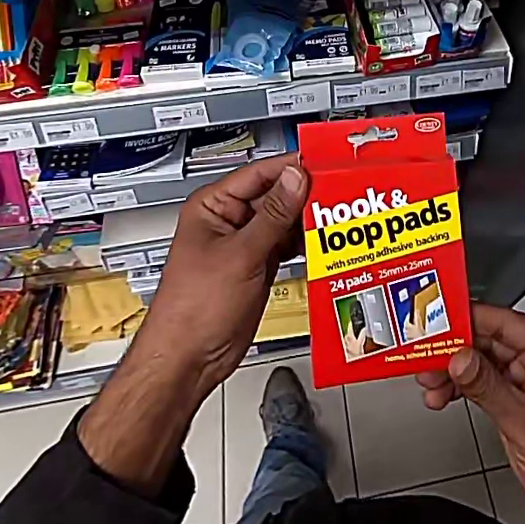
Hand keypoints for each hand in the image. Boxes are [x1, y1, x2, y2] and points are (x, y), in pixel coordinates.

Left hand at [81, 154, 308, 494]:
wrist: (189, 360)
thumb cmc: (192, 310)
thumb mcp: (240, 255)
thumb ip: (273, 215)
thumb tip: (294, 179)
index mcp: (212, 206)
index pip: (258, 173)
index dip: (289, 167)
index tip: (320, 163)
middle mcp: (229, 220)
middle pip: (274, 195)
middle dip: (303, 194)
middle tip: (335, 190)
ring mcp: (245, 243)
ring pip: (282, 219)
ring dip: (305, 219)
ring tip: (333, 215)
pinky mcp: (258, 264)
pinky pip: (285, 243)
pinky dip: (303, 242)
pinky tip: (321, 242)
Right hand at [417, 304, 524, 523]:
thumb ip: (487, 385)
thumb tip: (459, 357)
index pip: (504, 321)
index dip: (467, 319)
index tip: (436, 320)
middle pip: (488, 338)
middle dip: (454, 349)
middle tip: (425, 354)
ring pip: (481, 359)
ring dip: (453, 370)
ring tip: (430, 381)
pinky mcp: (519, 396)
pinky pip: (484, 379)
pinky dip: (462, 386)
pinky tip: (444, 393)